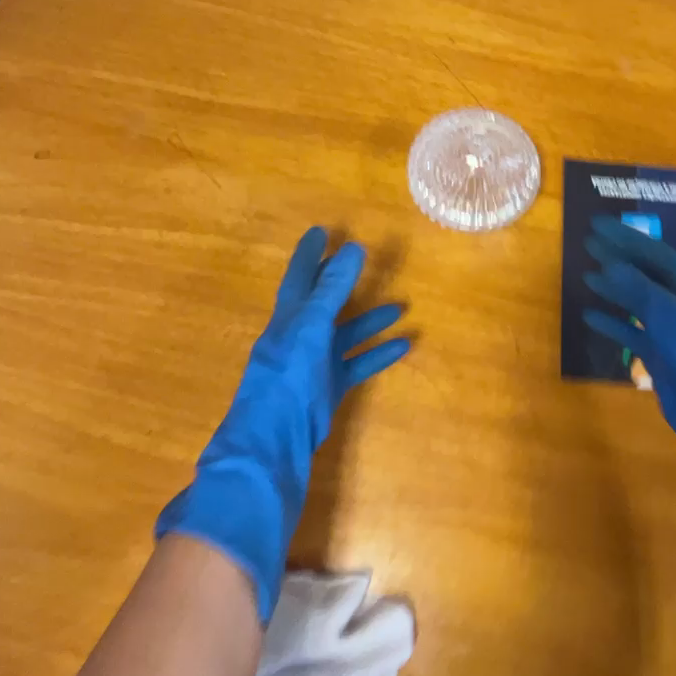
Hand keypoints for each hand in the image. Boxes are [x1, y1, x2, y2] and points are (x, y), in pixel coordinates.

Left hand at [156, 228, 409, 621]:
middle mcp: (300, 336)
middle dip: (342, 281)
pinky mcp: (328, 389)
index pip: (300, 276)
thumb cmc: (285, 379)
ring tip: (401, 305)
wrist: (271, 444)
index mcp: (288, 318)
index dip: (310, 254)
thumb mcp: (309, 328)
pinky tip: (405, 345)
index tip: (320, 231)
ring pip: (346, 333)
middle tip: (364, 259)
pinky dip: (378, 354)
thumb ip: (331, 289)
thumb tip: (353, 247)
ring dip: (370, 319)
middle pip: (325, 301)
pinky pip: (357, 364)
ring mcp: (314, 364)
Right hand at [583, 215, 675, 606]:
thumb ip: (638, 287)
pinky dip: (612, 324)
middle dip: (618, 259)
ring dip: (613, 289)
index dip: (626, 238)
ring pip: (637, 304)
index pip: (656, 253)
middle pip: (645, 275)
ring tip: (585, 276)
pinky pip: (632, 334)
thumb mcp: (669, 313)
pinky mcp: (661, 358)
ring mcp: (672, 333)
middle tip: (586, 244)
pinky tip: (590, 317)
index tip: (597, 225)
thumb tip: (607, 264)